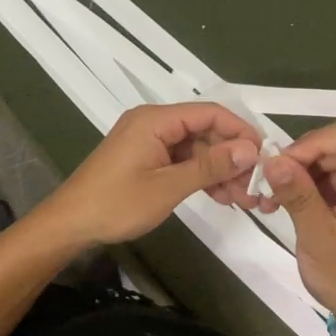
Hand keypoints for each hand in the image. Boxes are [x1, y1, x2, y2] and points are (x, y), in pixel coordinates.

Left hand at [32, 103, 262, 248]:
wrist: (71, 222)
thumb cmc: (116, 203)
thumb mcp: (168, 186)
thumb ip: (209, 166)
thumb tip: (249, 149)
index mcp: (155, 120)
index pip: (210, 113)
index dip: (240, 132)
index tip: (265, 158)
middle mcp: (152, 123)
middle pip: (205, 130)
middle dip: (232, 157)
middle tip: (255, 189)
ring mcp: (147, 140)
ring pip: (196, 148)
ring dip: (219, 170)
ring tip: (241, 200)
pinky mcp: (144, 158)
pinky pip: (181, 159)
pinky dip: (200, 175)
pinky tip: (219, 197)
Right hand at [261, 119, 335, 335]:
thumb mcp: (321, 240)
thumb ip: (299, 197)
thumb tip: (272, 160)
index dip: (315, 141)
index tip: (284, 164)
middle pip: (332, 144)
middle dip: (297, 156)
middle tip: (268, 182)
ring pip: (319, 159)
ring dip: (290, 171)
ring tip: (266, 196)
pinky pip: (314, 177)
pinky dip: (292, 184)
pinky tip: (273, 203)